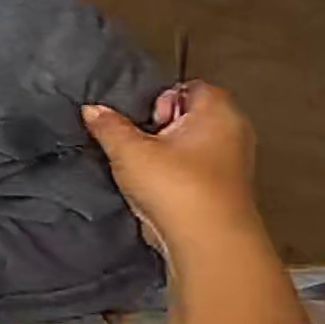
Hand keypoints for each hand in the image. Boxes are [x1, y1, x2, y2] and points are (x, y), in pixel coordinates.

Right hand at [81, 80, 259, 257]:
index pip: (193, 87)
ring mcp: (230, 159)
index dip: (162, 97)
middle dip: (158, 123)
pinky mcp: (220, 184)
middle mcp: (233, 131)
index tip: (139, 118)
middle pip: (190, 113)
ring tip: (137, 163)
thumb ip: (108, 126)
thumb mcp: (129, 150)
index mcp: (218, 113)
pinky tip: (149, 181)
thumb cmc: (173, 184)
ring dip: (161, 148)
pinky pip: (190, 164)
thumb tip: (91, 109)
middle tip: (135, 140)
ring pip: (188, 141)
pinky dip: (170, 168)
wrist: (203, 237)